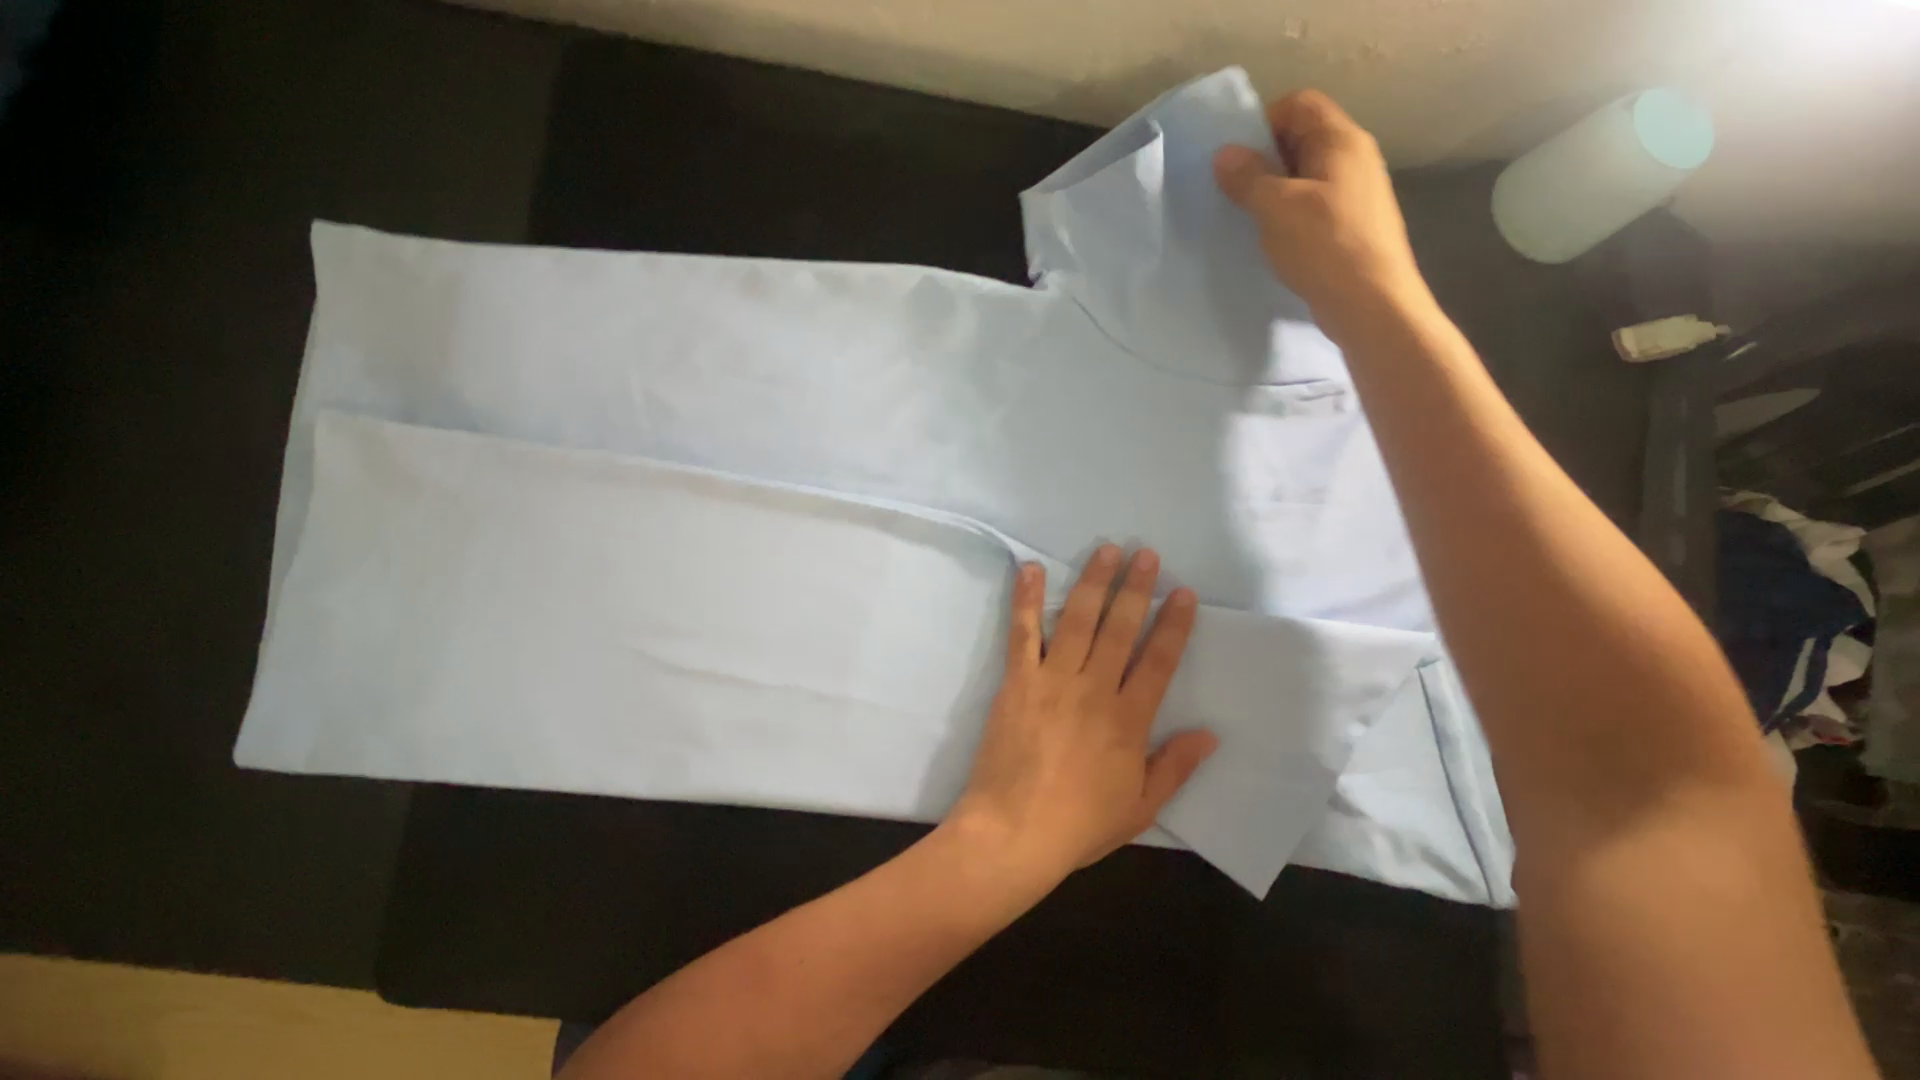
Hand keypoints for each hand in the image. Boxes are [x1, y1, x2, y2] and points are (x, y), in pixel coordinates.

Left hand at [945, 544, 1218, 877]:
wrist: (1014, 833)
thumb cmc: (1079, 825)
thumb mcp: (1141, 807)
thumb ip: (1174, 767)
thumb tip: (1209, 734)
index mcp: (1128, 720)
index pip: (1159, 661)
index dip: (1174, 625)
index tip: (1183, 593)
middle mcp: (1094, 690)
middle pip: (1120, 629)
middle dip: (1136, 588)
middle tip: (1147, 554)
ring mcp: (1053, 681)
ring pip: (1079, 621)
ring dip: (1094, 582)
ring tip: (1107, 550)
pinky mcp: (1017, 682)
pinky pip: (1023, 634)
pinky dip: (1028, 600)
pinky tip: (1032, 570)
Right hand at [1212, 90, 1434, 332]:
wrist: (1372, 304)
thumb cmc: (1324, 246)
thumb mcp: (1276, 208)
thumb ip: (1248, 177)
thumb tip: (1225, 153)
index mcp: (1341, 140)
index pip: (1300, 104)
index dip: (1264, 121)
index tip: (1238, 158)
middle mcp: (1356, 157)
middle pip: (1304, 137)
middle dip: (1267, 158)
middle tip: (1239, 190)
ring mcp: (1359, 192)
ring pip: (1308, 174)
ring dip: (1277, 190)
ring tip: (1254, 219)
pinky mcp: (1355, 225)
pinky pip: (1316, 204)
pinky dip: (1293, 214)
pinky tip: (1279, 241)